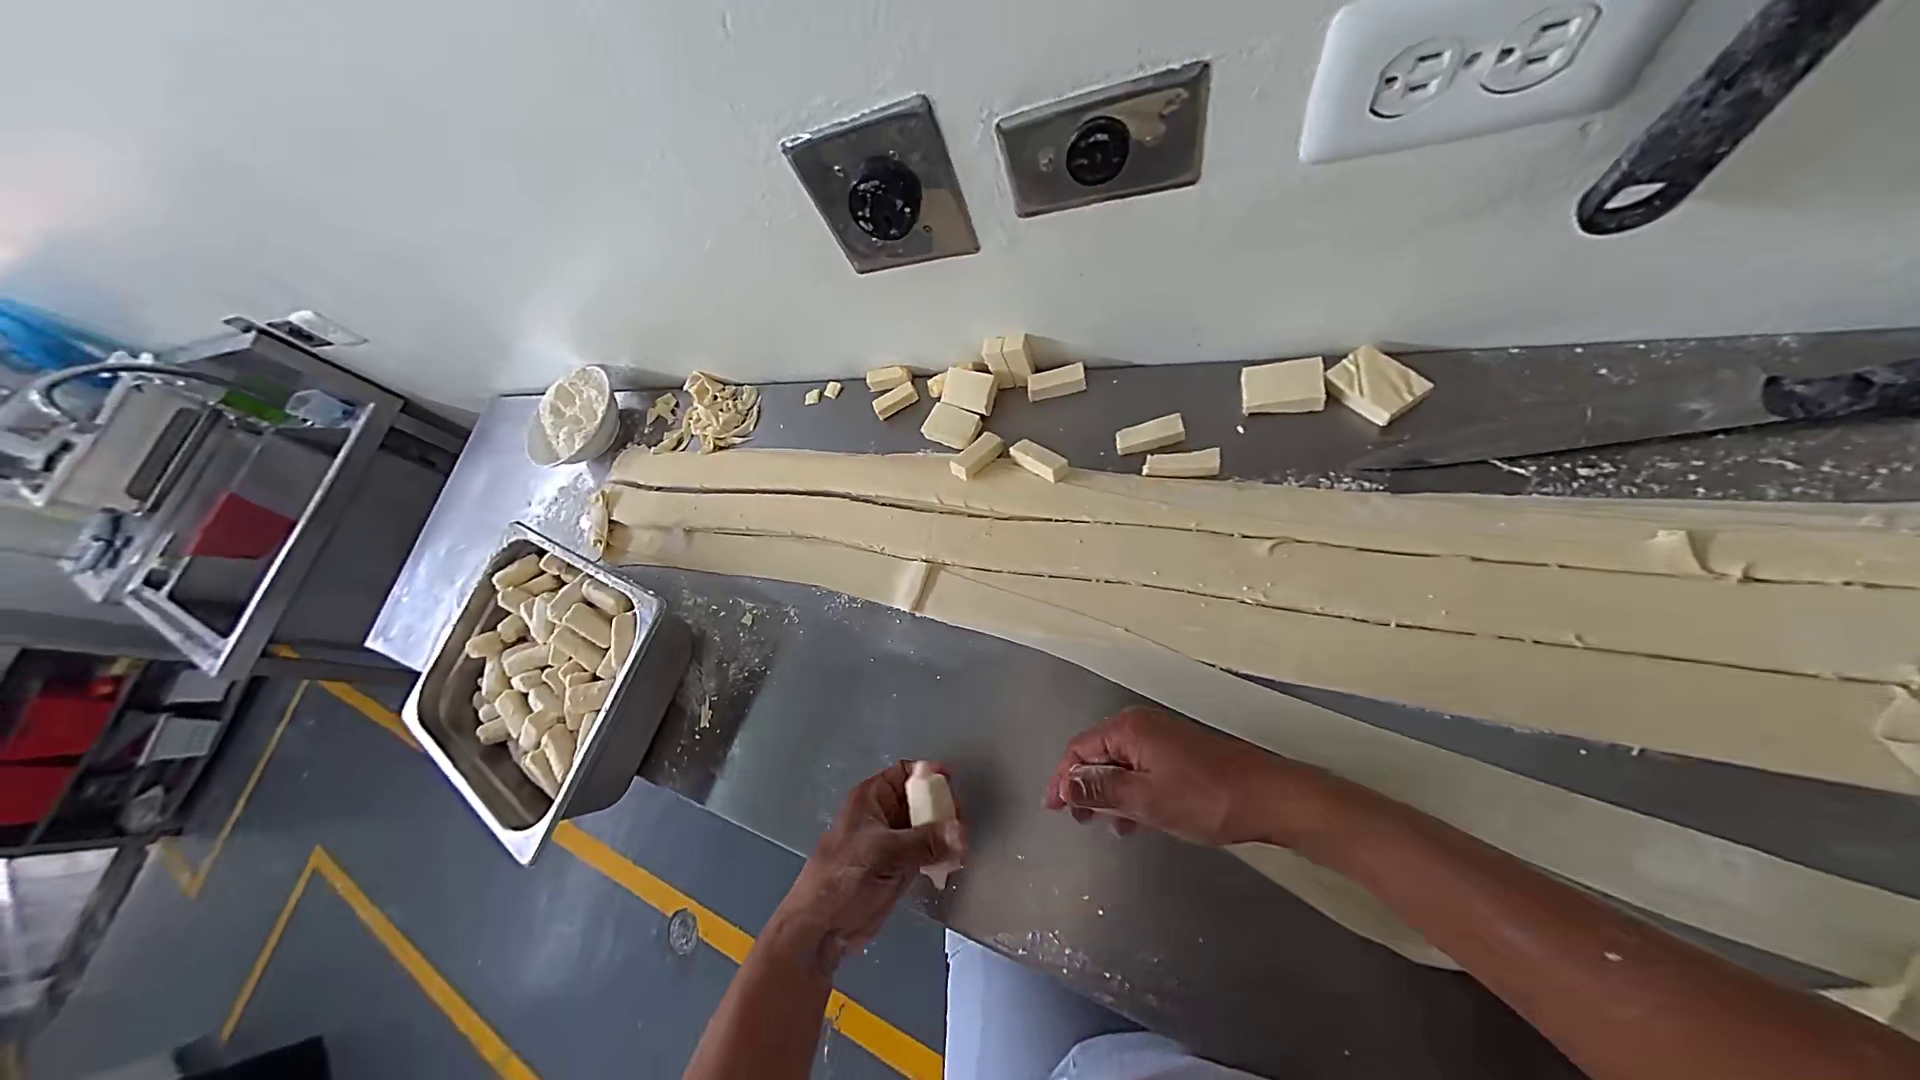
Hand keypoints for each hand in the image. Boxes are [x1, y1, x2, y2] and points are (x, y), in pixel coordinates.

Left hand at [772, 761, 965, 969]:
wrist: (821, 930)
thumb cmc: (841, 880)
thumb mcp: (883, 853)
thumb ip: (925, 842)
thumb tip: (960, 833)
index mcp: (872, 798)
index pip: (906, 773)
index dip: (929, 774)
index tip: (952, 785)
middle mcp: (884, 814)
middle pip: (922, 799)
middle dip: (943, 808)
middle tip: (960, 822)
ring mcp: (894, 841)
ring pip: (929, 826)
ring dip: (945, 833)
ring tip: (961, 844)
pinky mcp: (902, 866)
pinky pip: (929, 851)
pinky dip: (942, 854)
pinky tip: (954, 862)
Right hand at [1044, 706, 1326, 846]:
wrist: (1270, 797)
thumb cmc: (1205, 798)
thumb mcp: (1145, 800)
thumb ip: (1100, 790)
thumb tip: (1064, 784)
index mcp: (1129, 729)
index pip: (1079, 749)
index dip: (1063, 779)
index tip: (1054, 809)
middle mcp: (1142, 726)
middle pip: (1097, 754)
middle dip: (1084, 787)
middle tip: (1078, 820)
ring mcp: (1162, 739)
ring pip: (1120, 765)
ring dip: (1109, 794)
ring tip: (1108, 825)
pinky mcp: (1179, 754)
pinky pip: (1141, 770)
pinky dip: (1132, 793)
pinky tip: (1136, 819)